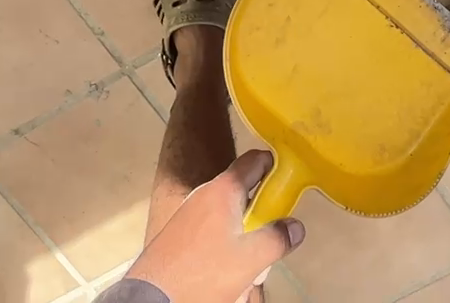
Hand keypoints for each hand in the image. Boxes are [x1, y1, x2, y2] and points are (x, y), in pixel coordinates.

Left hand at [127, 150, 305, 302]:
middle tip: (270, 234)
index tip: (288, 184)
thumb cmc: (204, 272)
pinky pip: (211, 228)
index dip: (275, 166)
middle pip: (243, 190)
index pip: (255, 160)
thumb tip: (297, 226)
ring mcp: (189, 212)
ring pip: (227, 213)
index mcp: (224, 188)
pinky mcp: (178, 233)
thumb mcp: (249, 260)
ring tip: (247, 261)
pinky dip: (223, 242)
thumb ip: (277, 239)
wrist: (153, 298)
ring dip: (242, 232)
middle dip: (260, 211)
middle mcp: (205, 192)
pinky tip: (224, 270)